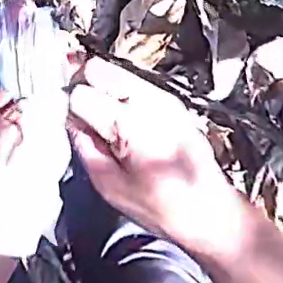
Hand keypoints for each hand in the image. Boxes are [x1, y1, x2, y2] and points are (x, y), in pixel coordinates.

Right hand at [68, 57, 245, 248]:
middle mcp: (147, 101)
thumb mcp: (108, 184)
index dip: (68, 108)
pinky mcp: (169, 98)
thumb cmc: (161, 207)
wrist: (215, 215)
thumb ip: (83, 143)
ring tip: (98, 111)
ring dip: (97, 84)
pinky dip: (115, 89)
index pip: (79, 94)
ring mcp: (161, 96)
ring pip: (111, 68)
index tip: (70, 123)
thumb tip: (67, 117)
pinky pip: (129, 79)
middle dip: (80, 84)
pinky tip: (116, 112)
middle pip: (95, 67)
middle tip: (78, 110)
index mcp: (131, 124)